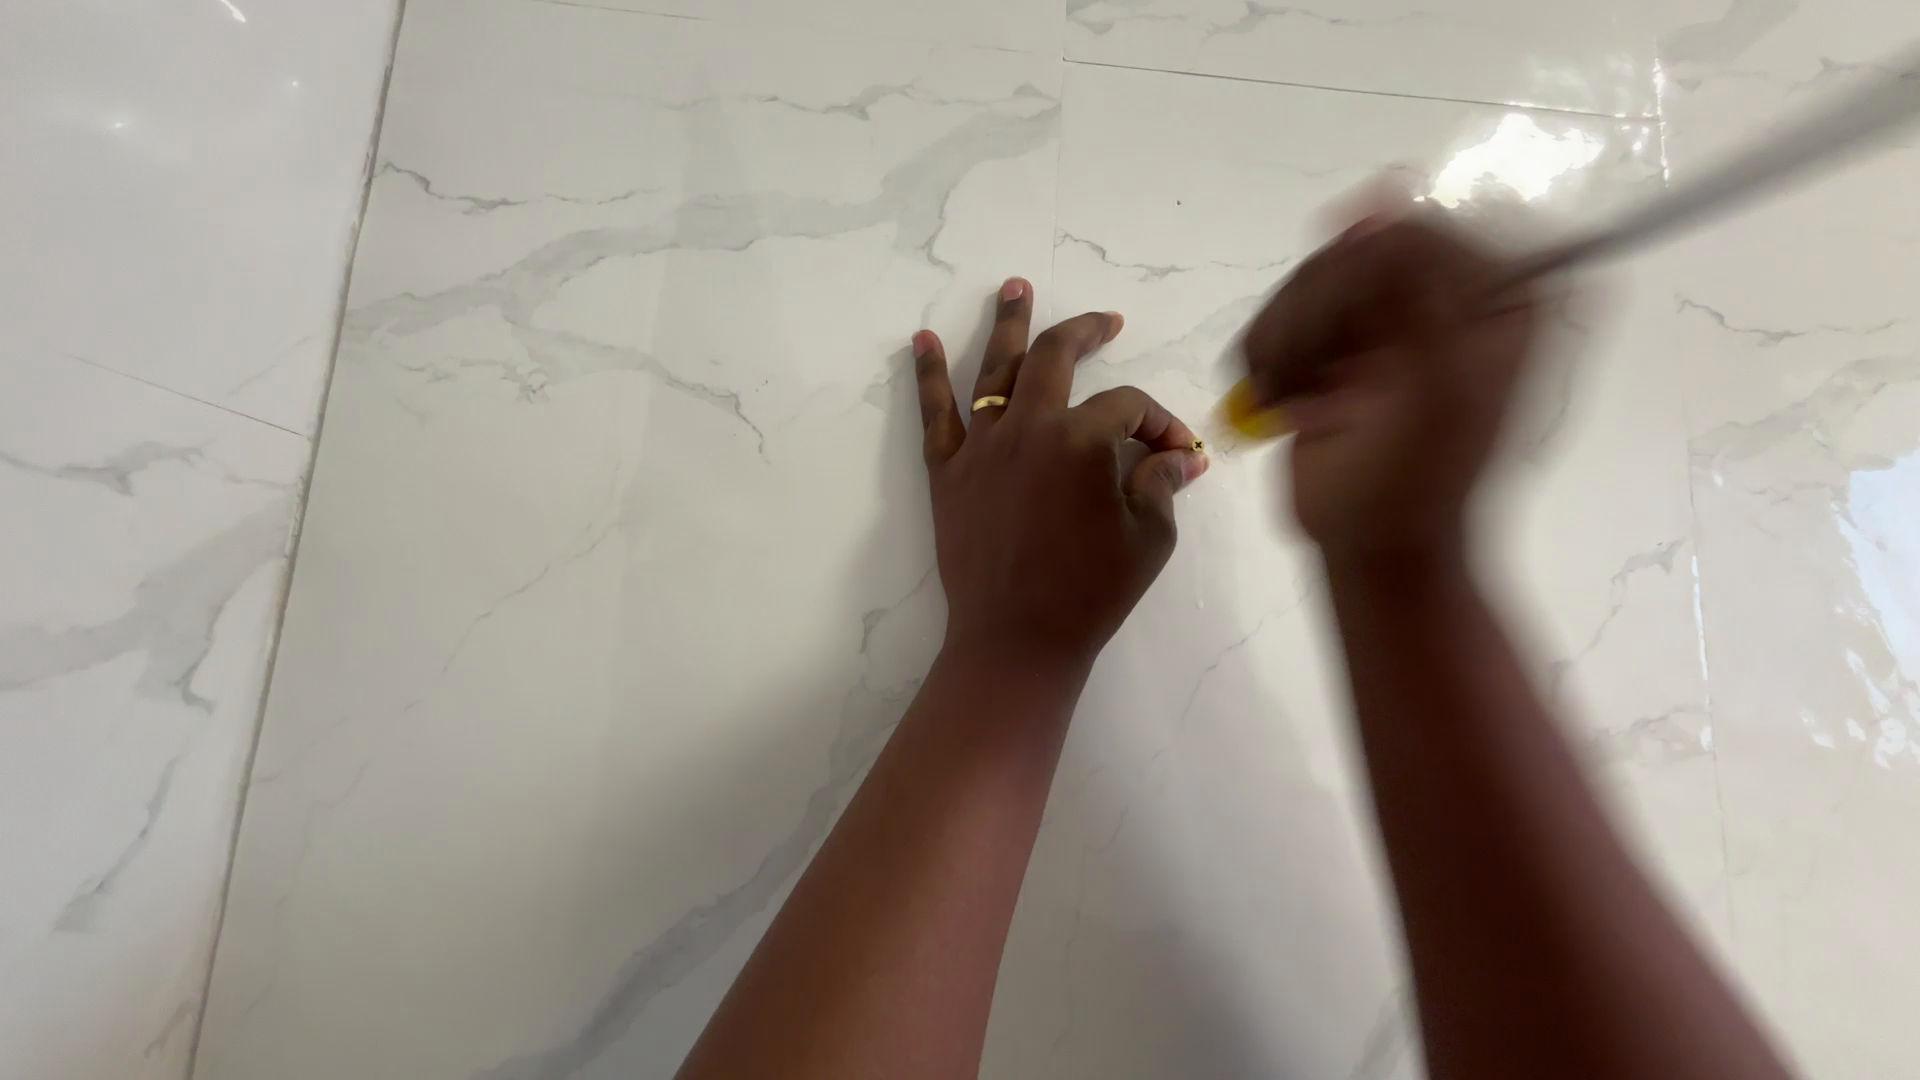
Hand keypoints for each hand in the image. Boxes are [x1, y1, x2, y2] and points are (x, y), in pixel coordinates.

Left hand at [911, 278, 1209, 674]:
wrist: (1017, 639)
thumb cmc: (1090, 594)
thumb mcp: (1149, 539)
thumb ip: (1162, 484)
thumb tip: (1181, 457)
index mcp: (1081, 442)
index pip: (1128, 408)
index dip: (1160, 423)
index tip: (1177, 452)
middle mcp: (1028, 429)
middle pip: (1056, 357)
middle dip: (1086, 331)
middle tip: (1105, 321)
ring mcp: (981, 448)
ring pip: (993, 369)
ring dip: (1007, 323)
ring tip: (1015, 287)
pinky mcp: (948, 473)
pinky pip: (934, 414)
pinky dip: (927, 374)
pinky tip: (921, 339)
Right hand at [1241, 215, 1538, 558]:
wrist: (1370, 547)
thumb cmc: (1413, 485)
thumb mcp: (1434, 389)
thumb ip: (1418, 289)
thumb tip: (1379, 199)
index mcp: (1501, 298)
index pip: (1420, 232)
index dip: (1366, 274)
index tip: (1343, 338)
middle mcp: (1445, 297)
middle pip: (1352, 253)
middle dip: (1313, 323)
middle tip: (1306, 384)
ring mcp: (1384, 320)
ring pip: (1307, 282)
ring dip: (1281, 346)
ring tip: (1289, 403)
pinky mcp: (1333, 346)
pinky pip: (1279, 316)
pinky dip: (1264, 359)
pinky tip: (1275, 401)